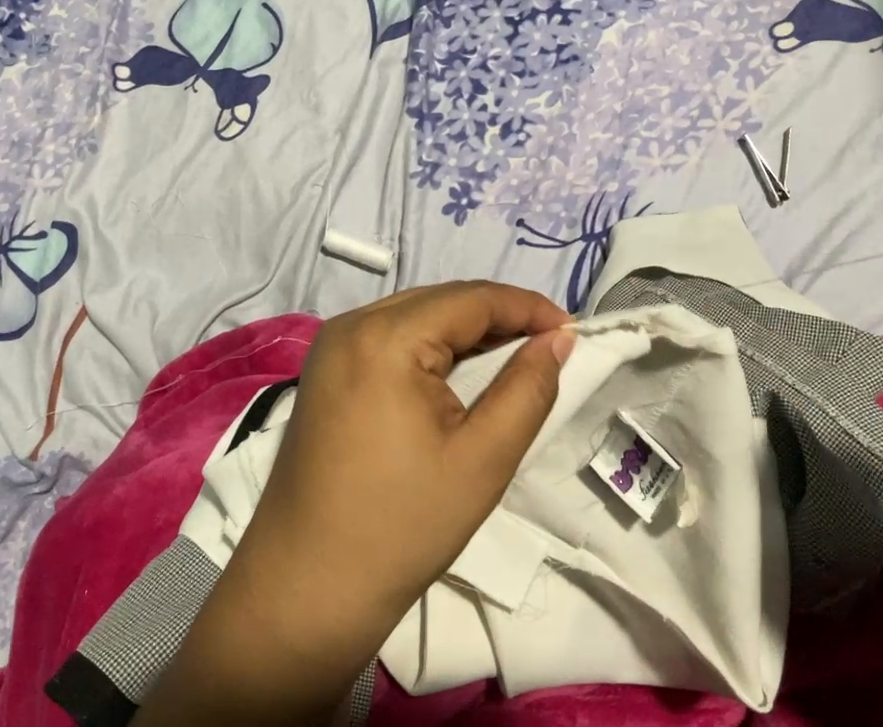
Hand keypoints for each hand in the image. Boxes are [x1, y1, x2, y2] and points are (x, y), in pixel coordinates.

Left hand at [137, 281, 575, 725]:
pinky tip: (457, 370)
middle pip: (440, 300)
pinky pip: (388, 338)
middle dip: (498, 316)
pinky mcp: (323, 371)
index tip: (574, 331)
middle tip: (549, 345)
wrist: (308, 583)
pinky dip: (429, 345)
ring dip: (464, 330)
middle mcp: (350, 325)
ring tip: (514, 355)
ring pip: (413, 315)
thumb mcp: (483, 457)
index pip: (471, 299)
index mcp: (385, 337)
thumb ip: (528, 388)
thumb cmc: (403, 525)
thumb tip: (559, 338)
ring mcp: (329, 347)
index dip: (528, 307)